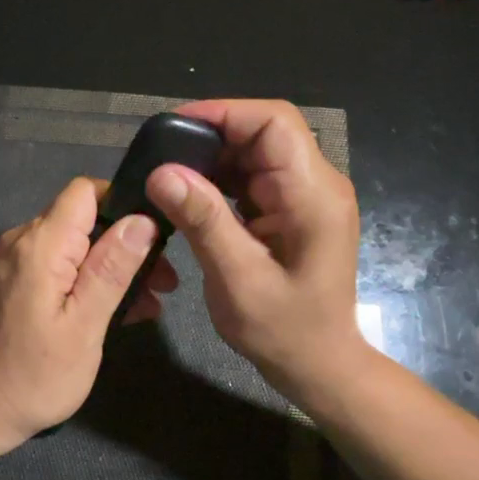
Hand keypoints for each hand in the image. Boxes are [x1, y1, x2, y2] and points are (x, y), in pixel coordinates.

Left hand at [0, 177, 172, 451]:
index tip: (157, 234)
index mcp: (38, 246)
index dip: (123, 203)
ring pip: (73, 242)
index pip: (83, 192)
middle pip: (82, 217)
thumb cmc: (40, 374)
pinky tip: (118, 309)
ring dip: (111, 264)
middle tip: (165, 281)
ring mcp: (14, 260)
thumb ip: (112, 268)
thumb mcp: (85, 325)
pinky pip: (57, 263)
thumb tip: (142, 219)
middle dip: (125, 241)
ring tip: (149, 302)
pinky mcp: (14, 280)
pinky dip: (87, 278)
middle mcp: (20, 241)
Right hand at [144, 99, 369, 390]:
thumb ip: (203, 221)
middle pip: (263, 132)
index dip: (224, 113)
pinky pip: (252, 178)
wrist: (319, 366)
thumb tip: (162, 171)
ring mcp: (304, 197)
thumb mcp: (237, 278)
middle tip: (159, 157)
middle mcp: (315, 184)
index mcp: (312, 194)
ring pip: (254, 153)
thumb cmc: (284, 329)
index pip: (274, 123)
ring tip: (166, 176)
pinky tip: (188, 197)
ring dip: (211, 159)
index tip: (172, 128)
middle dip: (210, 137)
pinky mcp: (290, 211)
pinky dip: (218, 181)